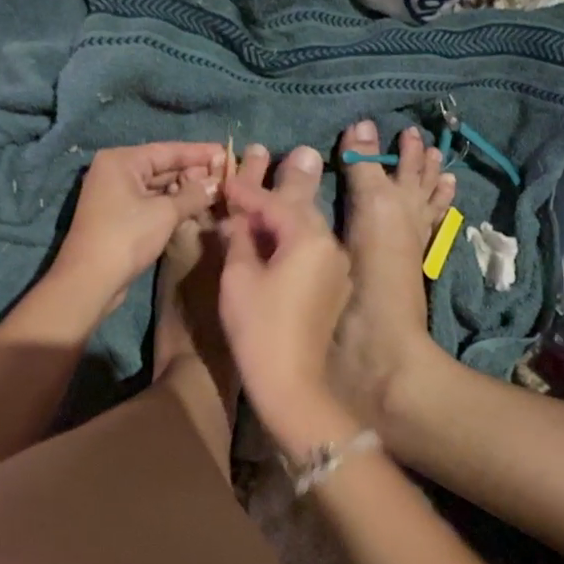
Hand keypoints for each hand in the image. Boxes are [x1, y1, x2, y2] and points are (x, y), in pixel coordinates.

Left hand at [54, 141, 226, 304]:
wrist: (90, 280)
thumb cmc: (126, 237)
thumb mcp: (165, 213)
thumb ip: (193, 194)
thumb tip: (216, 183)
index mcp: (121, 160)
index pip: (168, 150)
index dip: (199, 153)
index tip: (226, 153)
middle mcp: (115, 171)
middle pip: (161, 167)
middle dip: (193, 173)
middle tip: (225, 177)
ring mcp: (114, 195)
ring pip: (157, 187)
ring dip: (184, 191)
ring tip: (216, 192)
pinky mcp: (118, 217)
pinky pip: (150, 203)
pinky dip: (171, 205)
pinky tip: (194, 208)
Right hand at [218, 152, 352, 426]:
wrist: (291, 382)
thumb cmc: (259, 327)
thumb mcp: (239, 277)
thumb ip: (239, 239)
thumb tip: (236, 220)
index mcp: (310, 238)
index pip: (274, 204)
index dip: (246, 193)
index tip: (224, 184)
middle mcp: (332, 247)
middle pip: (298, 212)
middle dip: (270, 199)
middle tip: (248, 182)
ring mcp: (339, 270)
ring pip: (306, 234)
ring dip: (280, 223)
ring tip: (253, 214)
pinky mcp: (336, 291)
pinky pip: (312, 255)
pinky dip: (291, 246)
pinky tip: (270, 247)